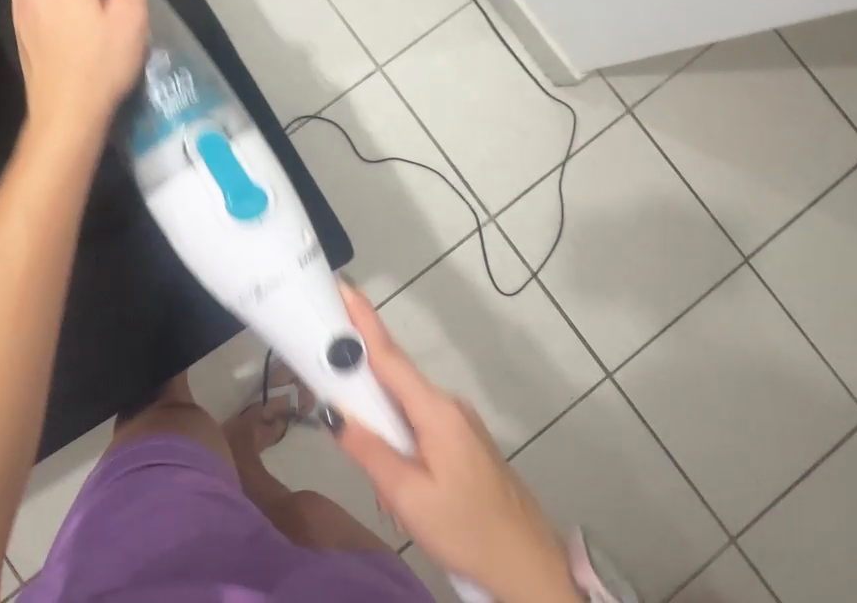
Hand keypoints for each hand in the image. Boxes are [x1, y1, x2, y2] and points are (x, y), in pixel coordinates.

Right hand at [333, 283, 578, 602]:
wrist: (531, 570)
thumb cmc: (468, 531)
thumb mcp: (409, 497)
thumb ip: (369, 451)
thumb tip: (333, 412)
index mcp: (436, 412)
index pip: (389, 357)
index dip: (363, 321)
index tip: (342, 287)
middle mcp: (448, 407)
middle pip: (392, 379)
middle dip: (358, 385)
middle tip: (325, 391)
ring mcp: (458, 424)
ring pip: (403, 407)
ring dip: (378, 425)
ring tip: (376, 477)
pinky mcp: (462, 443)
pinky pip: (417, 425)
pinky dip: (396, 437)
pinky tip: (394, 477)